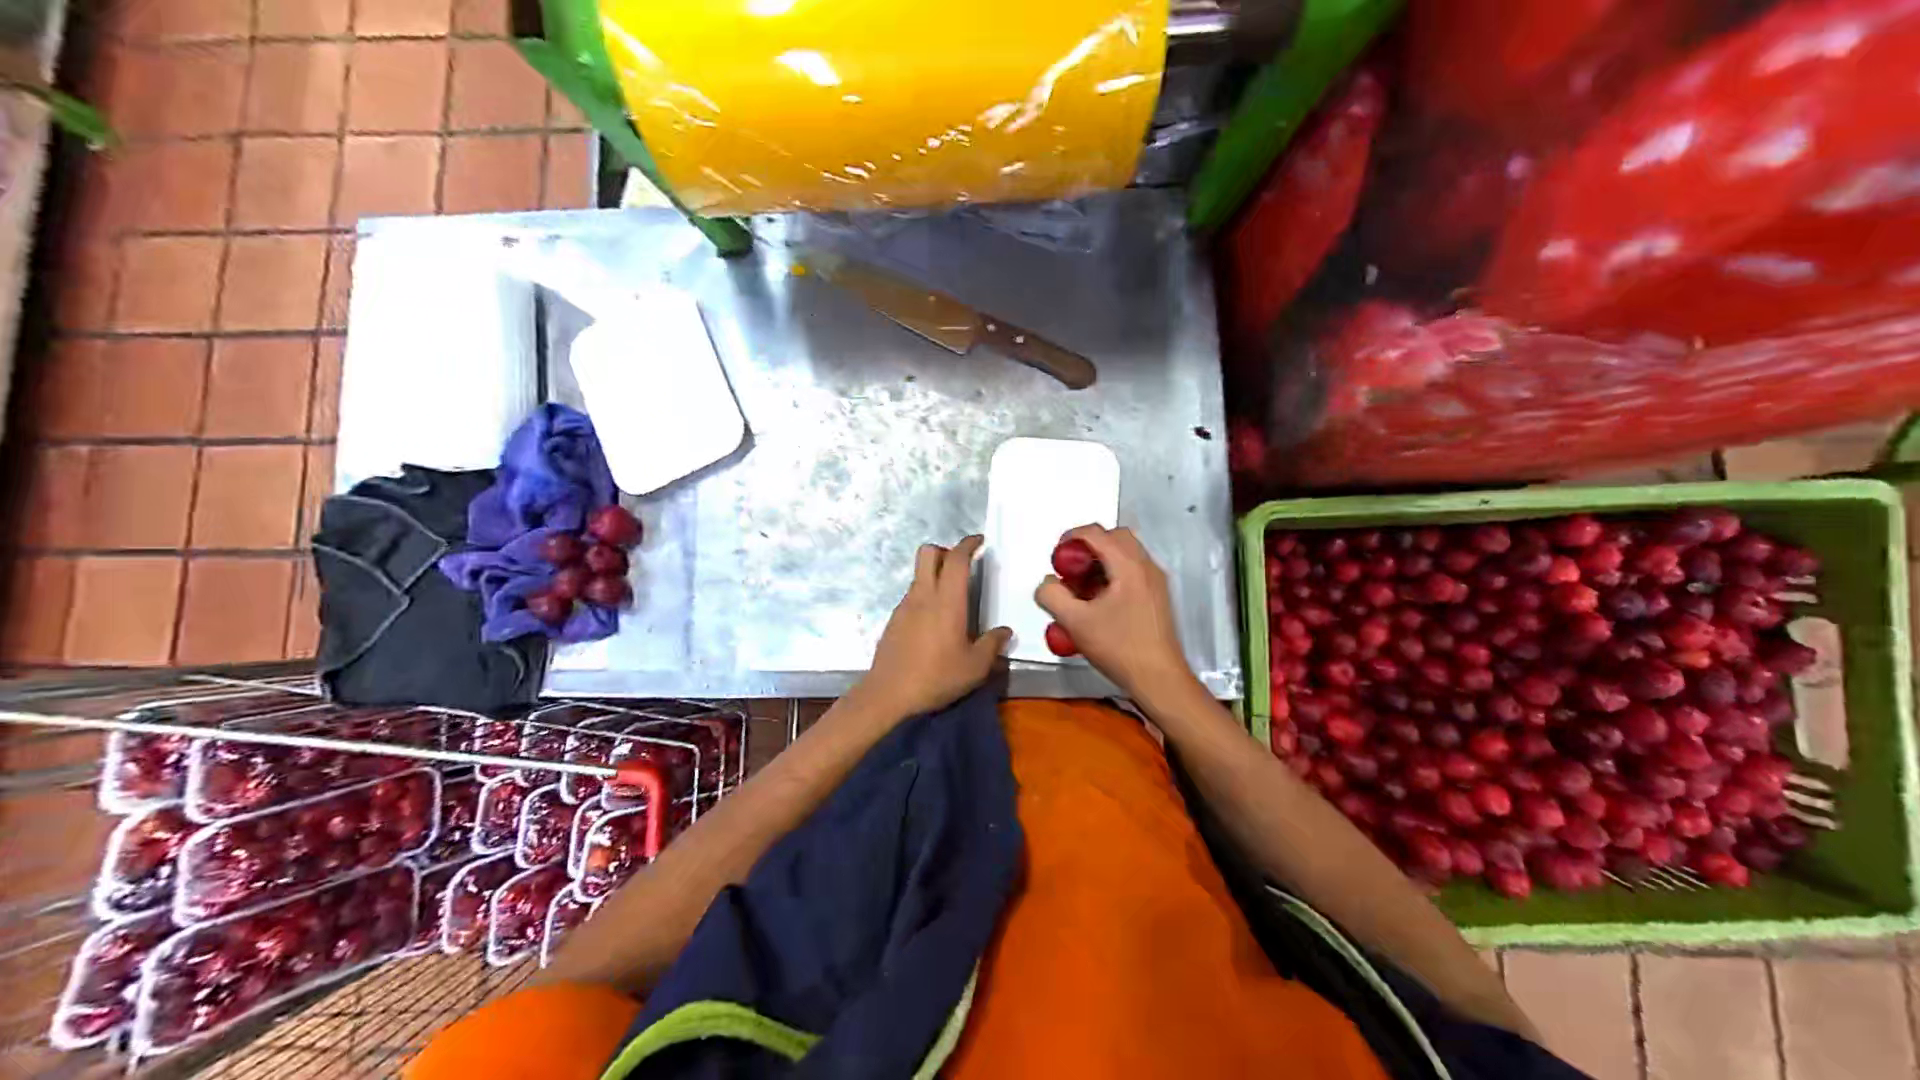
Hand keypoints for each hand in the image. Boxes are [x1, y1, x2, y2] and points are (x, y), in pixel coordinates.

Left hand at [854, 535, 1011, 717]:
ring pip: (919, 574)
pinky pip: (912, 595)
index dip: (968, 545)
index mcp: (947, 601)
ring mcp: (904, 606)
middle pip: (928, 553)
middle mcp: (923, 595)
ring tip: (951, 598)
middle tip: (962, 566)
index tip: (979, 542)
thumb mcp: (975, 667)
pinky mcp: (894, 619)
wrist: (888, 694)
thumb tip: (1004, 632)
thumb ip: (993, 645)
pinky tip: (934, 622)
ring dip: (935, 574)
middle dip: (946, 551)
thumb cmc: (936, 677)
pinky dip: (925, 595)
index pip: (956, 559)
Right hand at [1035, 525, 1193, 699]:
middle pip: (1114, 537)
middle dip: (1088, 547)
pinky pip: (1133, 571)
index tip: (1056, 557)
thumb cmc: (1119, 648)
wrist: (1159, 679)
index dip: (1071, 538)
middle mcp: (1146, 566)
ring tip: (1082, 587)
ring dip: (1101, 561)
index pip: (1096, 533)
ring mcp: (1156, 581)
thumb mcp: (1075, 622)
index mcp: (1128, 566)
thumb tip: (1048, 584)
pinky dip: (1113, 574)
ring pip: (1126, 554)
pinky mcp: (1158, 596)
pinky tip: (1099, 602)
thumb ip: (1052, 596)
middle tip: (1070, 570)